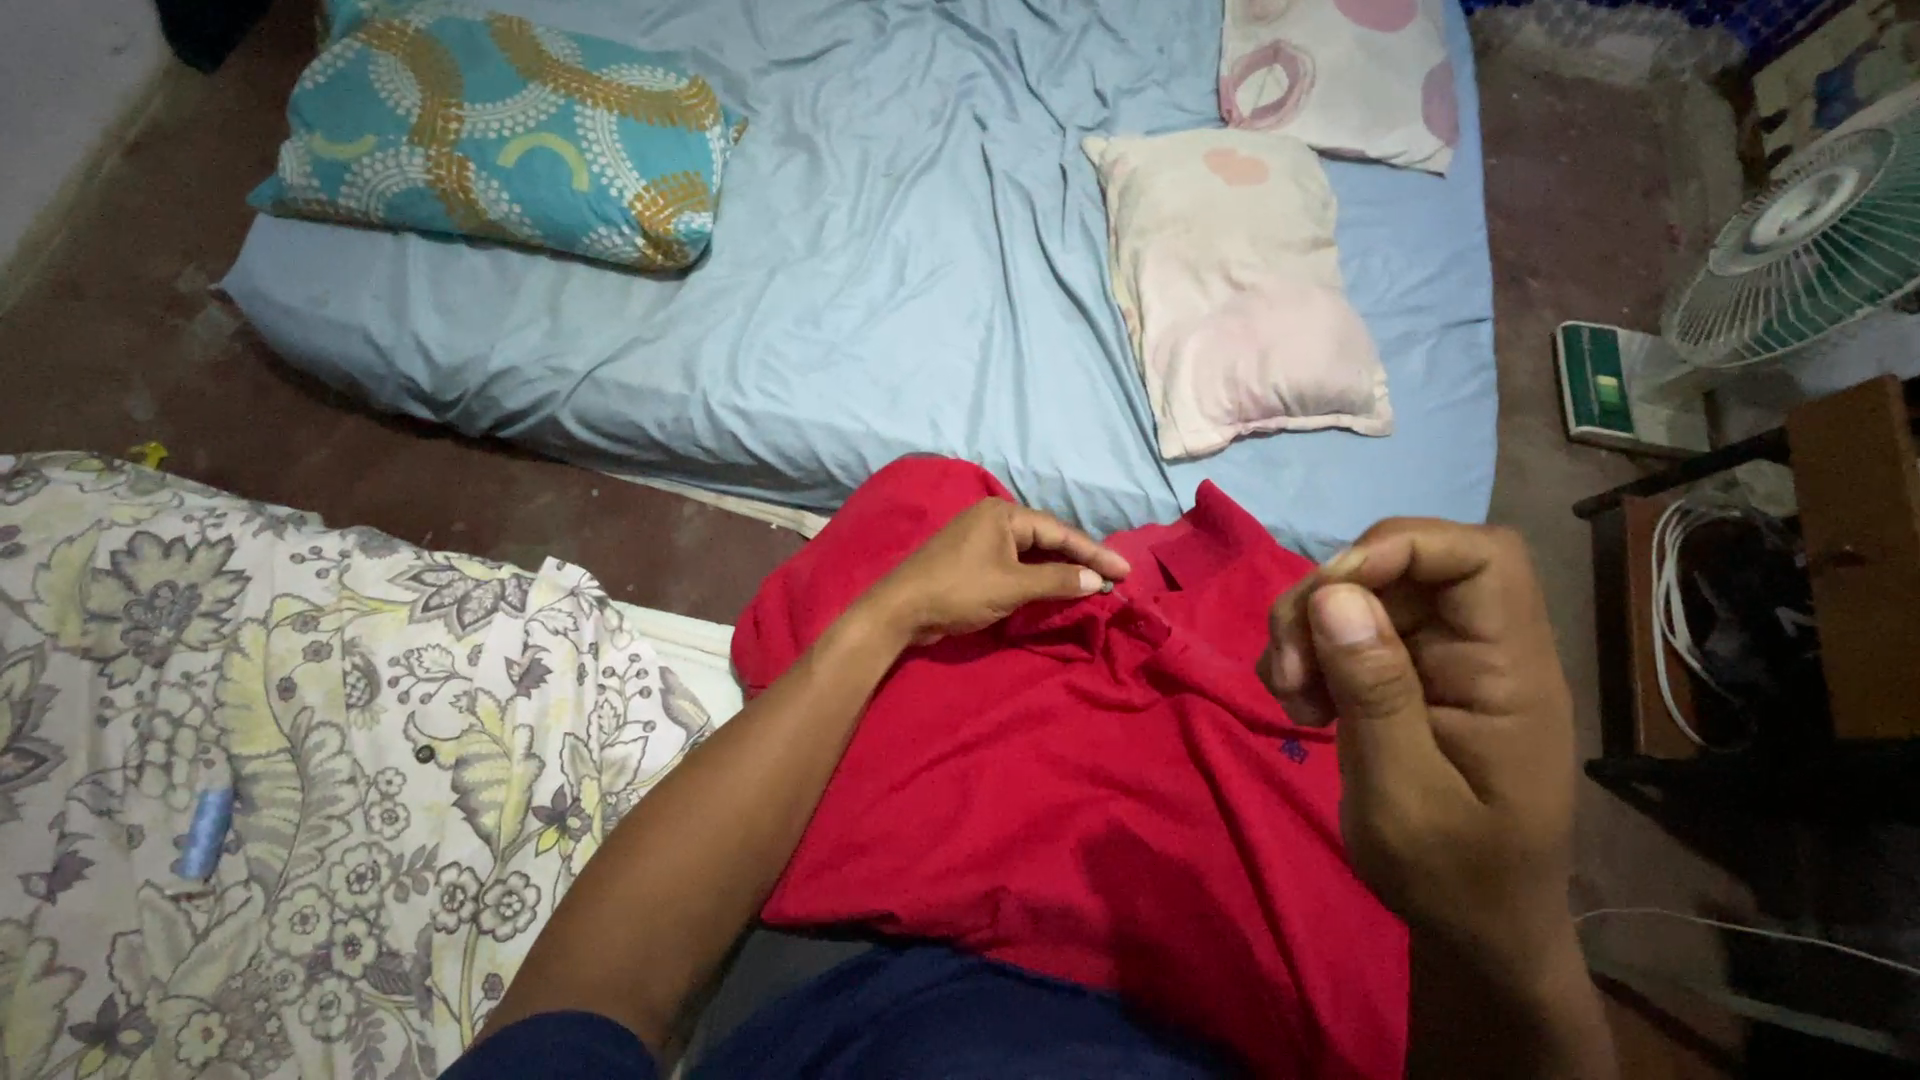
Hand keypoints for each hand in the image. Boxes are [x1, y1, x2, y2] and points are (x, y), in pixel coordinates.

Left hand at [860, 498, 1131, 645]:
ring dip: (1060, 568)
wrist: (901, 609)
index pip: (1060, 531)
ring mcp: (981, 539)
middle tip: (1113, 578)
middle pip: (1048, 537)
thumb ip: (1056, 580)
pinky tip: (1055, 587)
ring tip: (1092, 583)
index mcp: (1004, 514)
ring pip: (1032, 552)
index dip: (1095, 552)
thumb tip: (1095, 580)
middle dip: (1080, 559)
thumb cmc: (958, 590)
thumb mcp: (1012, 586)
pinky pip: (1016, 563)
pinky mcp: (972, 560)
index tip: (1124, 571)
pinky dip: (1037, 575)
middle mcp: (994, 519)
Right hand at [1258, 519, 1576, 974]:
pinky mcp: (1401, 678)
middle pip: (1401, 568)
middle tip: (1290, 669)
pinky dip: (1306, 654)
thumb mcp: (1403, 794)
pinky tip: (1299, 704)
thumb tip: (1336, 594)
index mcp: (1510, 671)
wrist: (1471, 929)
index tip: (1330, 595)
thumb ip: (1375, 691)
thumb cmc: (1453, 876)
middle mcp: (1477, 651)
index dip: (1402, 547)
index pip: (1480, 556)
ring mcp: (1437, 662)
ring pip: (1360, 596)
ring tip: (1290, 695)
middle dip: (1327, 600)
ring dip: (1306, 630)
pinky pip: (1344, 632)